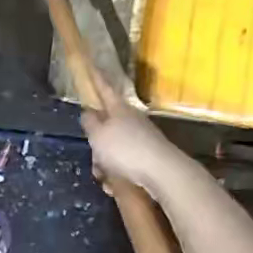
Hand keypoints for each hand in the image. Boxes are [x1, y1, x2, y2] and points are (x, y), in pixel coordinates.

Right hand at [79, 75, 187, 191]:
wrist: (163, 173)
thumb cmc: (125, 150)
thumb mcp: (98, 135)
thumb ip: (90, 122)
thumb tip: (88, 112)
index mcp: (118, 109)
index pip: (104, 89)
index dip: (96, 79)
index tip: (91, 65)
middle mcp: (132, 120)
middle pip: (106, 128)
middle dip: (97, 146)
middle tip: (95, 160)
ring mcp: (142, 138)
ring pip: (114, 149)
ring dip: (106, 165)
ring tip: (106, 179)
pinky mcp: (149, 156)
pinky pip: (125, 163)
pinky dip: (118, 175)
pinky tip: (117, 187)